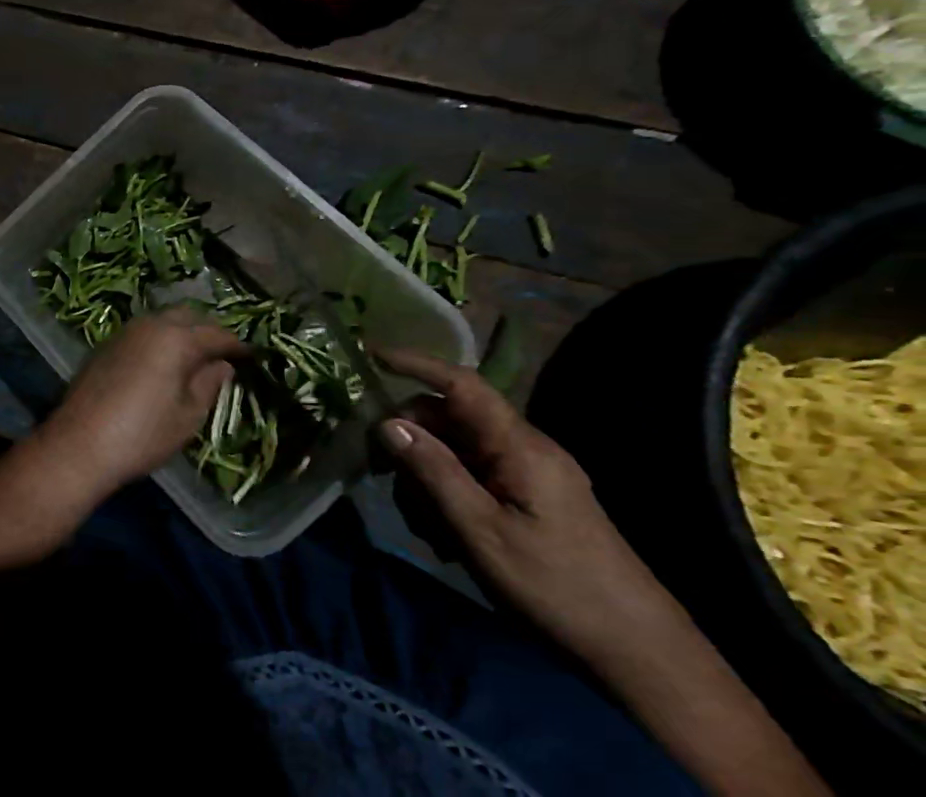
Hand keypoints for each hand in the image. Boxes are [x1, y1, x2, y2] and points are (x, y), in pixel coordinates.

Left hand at [37, 307, 245, 492]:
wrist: (79, 444)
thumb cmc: (142, 434)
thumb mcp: (188, 414)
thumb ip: (209, 383)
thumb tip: (221, 364)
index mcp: (175, 338)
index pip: (215, 333)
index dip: (236, 344)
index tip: (252, 355)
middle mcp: (148, 325)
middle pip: (186, 316)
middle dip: (207, 330)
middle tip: (222, 353)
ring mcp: (122, 334)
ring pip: (160, 321)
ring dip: (180, 332)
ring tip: (194, 357)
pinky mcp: (104, 347)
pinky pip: (140, 333)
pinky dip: (157, 340)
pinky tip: (162, 362)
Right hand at [373, 348, 678, 657]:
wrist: (635, 650)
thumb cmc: (556, 585)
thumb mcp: (480, 530)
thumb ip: (432, 472)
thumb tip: (387, 423)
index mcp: (520, 447)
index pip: (462, 385)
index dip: (415, 363)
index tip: (368, 353)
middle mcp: (522, 449)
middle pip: (445, 420)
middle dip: (407, 442)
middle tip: (378, 476)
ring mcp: (524, 474)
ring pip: (450, 452)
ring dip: (423, 481)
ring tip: (428, 530)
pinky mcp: (523, 498)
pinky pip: (466, 478)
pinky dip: (442, 499)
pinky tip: (444, 538)